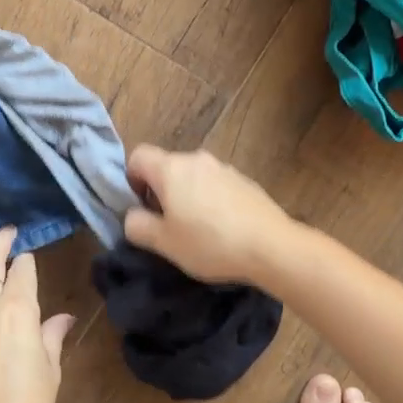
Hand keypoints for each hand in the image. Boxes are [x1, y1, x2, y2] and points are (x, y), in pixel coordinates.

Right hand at [123, 145, 298, 283]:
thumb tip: (132, 215)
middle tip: (167, 225)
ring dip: (187, 196)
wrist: (272, 247)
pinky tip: (222, 229)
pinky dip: (211, 201)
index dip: (131, 180)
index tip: (141, 208)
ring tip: (197, 230)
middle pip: (166, 167)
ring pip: (192, 177)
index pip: (137, 156)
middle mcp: (196, 160)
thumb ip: (137, 225)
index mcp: (171, 168)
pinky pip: (215, 186)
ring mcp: (224, 168)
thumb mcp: (163, 243)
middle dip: (160, 192)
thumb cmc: (210, 243)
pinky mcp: (245, 181)